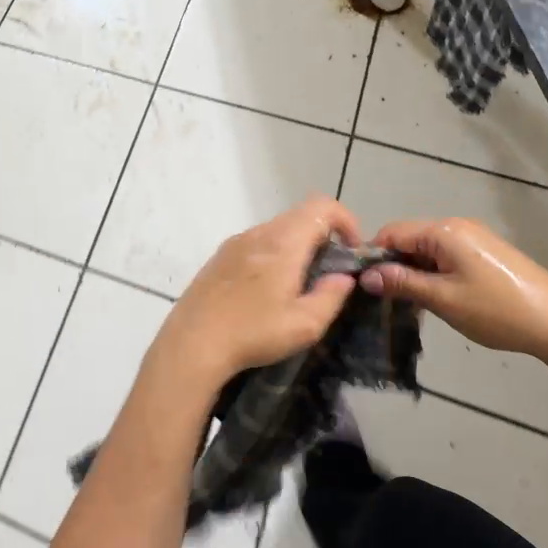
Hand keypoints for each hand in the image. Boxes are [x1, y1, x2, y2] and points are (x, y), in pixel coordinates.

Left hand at [148, 194, 362, 387]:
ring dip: (297, 246)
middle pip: (300, 215)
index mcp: (283, 242)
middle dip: (324, 236)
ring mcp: (236, 242)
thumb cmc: (254, 332)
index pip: (322, 206)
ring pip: (277, 229)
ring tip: (300, 284)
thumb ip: (331, 296)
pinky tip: (268, 290)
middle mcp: (259, 232)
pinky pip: (257, 242)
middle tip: (330, 272)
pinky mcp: (220, 255)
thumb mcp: (305, 324)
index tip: (353, 250)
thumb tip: (343, 276)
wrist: (194, 340)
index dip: (346, 220)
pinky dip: (274, 253)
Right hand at [361, 217, 547, 362]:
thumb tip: (366, 276)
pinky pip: (447, 256)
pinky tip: (439, 298)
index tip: (362, 285)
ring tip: (411, 303)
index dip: (374, 256)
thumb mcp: (444, 300)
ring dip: (415, 272)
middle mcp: (458, 225)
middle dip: (394, 265)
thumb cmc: (497, 311)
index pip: (392, 232)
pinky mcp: (488, 253)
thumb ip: (402, 283)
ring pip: (428, 249)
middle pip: (410, 238)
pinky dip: (435, 273)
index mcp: (444, 230)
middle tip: (386, 299)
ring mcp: (476, 238)